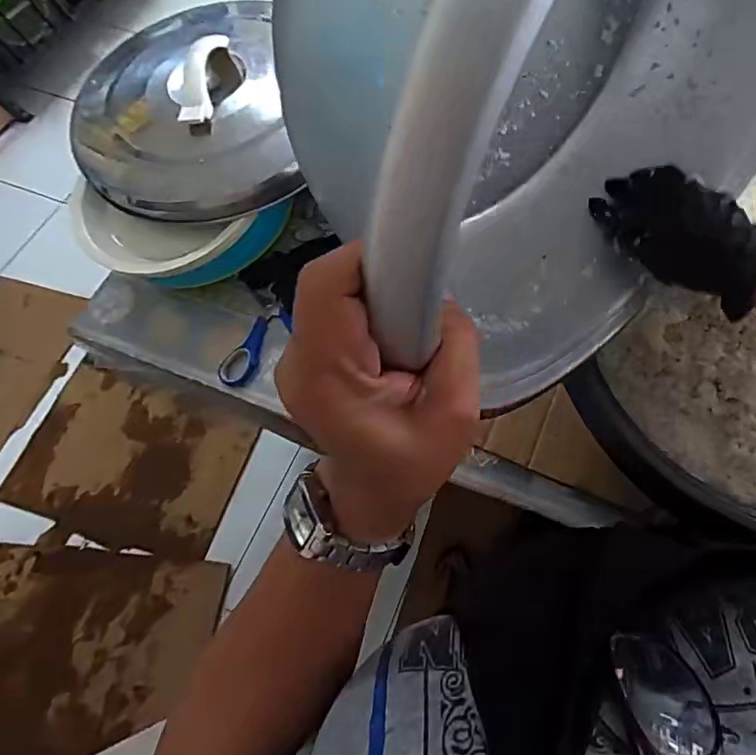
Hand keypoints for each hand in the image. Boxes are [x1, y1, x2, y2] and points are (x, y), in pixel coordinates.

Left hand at [274, 241, 481, 542]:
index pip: (325, 284)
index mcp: (326, 374)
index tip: (413, 267)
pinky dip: (371, 311)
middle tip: (423, 309)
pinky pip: (337, 308)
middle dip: (382, 280)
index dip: (366, 259)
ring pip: (335, 291)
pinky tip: (396, 341)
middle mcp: (299, 356)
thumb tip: (441, 302)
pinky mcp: (309, 353)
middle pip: (329, 282)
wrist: (370, 496)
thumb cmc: (410, 465)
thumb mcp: (457, 416)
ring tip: (413, 333)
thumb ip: (457, 348)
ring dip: (379, 296)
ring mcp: (298, 354)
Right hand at [589, 165, 755, 319]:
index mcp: (652, 216)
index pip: (622, 211)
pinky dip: (668, 180)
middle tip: (613, 186)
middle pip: (640, 187)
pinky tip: (667, 184)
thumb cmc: (697, 268)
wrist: (744, 260)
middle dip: (625, 187)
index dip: (607, 210)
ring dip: (645, 178)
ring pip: (661, 178)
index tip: (595, 205)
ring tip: (636, 179)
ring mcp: (691, 191)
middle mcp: (669, 198)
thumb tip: (622, 234)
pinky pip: (680, 180)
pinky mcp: (709, 192)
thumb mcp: (660, 263)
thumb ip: (638, 246)